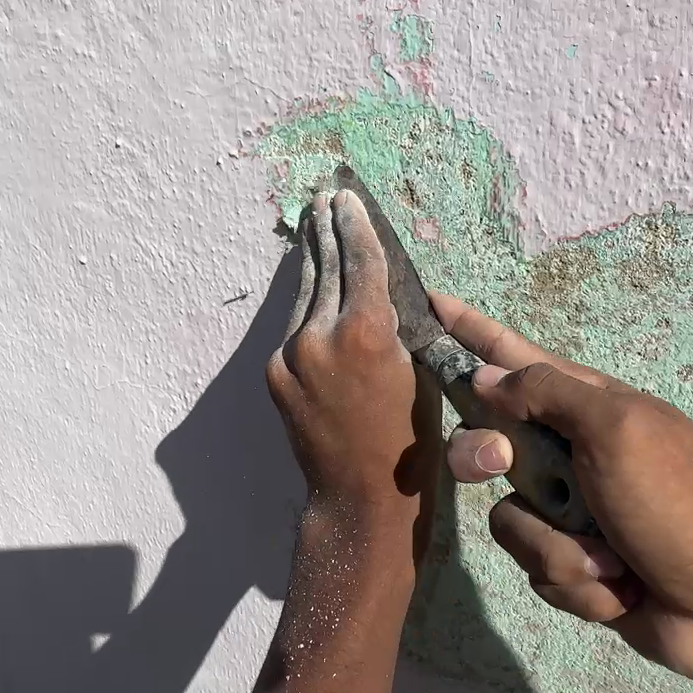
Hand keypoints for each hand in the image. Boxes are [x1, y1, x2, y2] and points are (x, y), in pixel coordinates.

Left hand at [266, 191, 434, 532]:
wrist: (359, 496)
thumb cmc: (409, 437)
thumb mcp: (417, 370)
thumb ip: (394, 325)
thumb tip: (379, 289)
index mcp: (365, 332)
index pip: (361, 262)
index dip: (356, 226)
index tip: (348, 198)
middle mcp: (320, 335)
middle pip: (327, 268)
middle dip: (328, 230)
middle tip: (326, 197)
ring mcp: (291, 354)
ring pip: (306, 293)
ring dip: (312, 257)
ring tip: (314, 223)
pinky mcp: (275, 372)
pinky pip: (296, 324)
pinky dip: (308, 300)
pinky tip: (312, 280)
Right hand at [433, 293, 692, 682]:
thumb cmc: (679, 506)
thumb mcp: (617, 431)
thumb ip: (546, 393)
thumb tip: (486, 377)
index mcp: (588, 404)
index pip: (515, 355)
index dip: (472, 330)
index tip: (432, 301)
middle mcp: (571, 450)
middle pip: (489, 440)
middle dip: (486, 460)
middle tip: (501, 468)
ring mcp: (571, 509)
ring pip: (508, 514)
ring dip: (556, 544)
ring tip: (610, 559)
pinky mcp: (572, 561)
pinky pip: (535, 563)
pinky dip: (576, 581)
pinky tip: (618, 587)